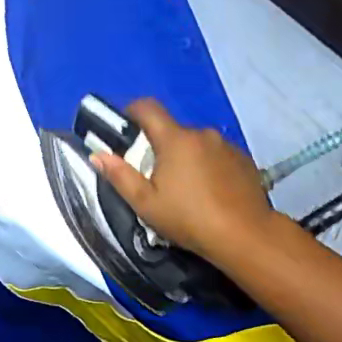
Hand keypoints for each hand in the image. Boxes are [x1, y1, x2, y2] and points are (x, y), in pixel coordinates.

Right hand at [90, 98, 278, 258]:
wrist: (243, 234)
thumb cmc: (188, 219)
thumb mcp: (145, 204)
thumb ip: (120, 176)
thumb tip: (98, 155)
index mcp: (175, 140)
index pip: (148, 108)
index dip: (132, 112)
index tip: (125, 129)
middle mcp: (202, 134)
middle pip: (173, 131)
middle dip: (160, 148)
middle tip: (154, 179)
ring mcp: (227, 145)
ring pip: (197, 145)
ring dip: (186, 159)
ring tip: (185, 191)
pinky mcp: (244, 160)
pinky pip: (217, 156)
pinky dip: (208, 168)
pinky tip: (210, 194)